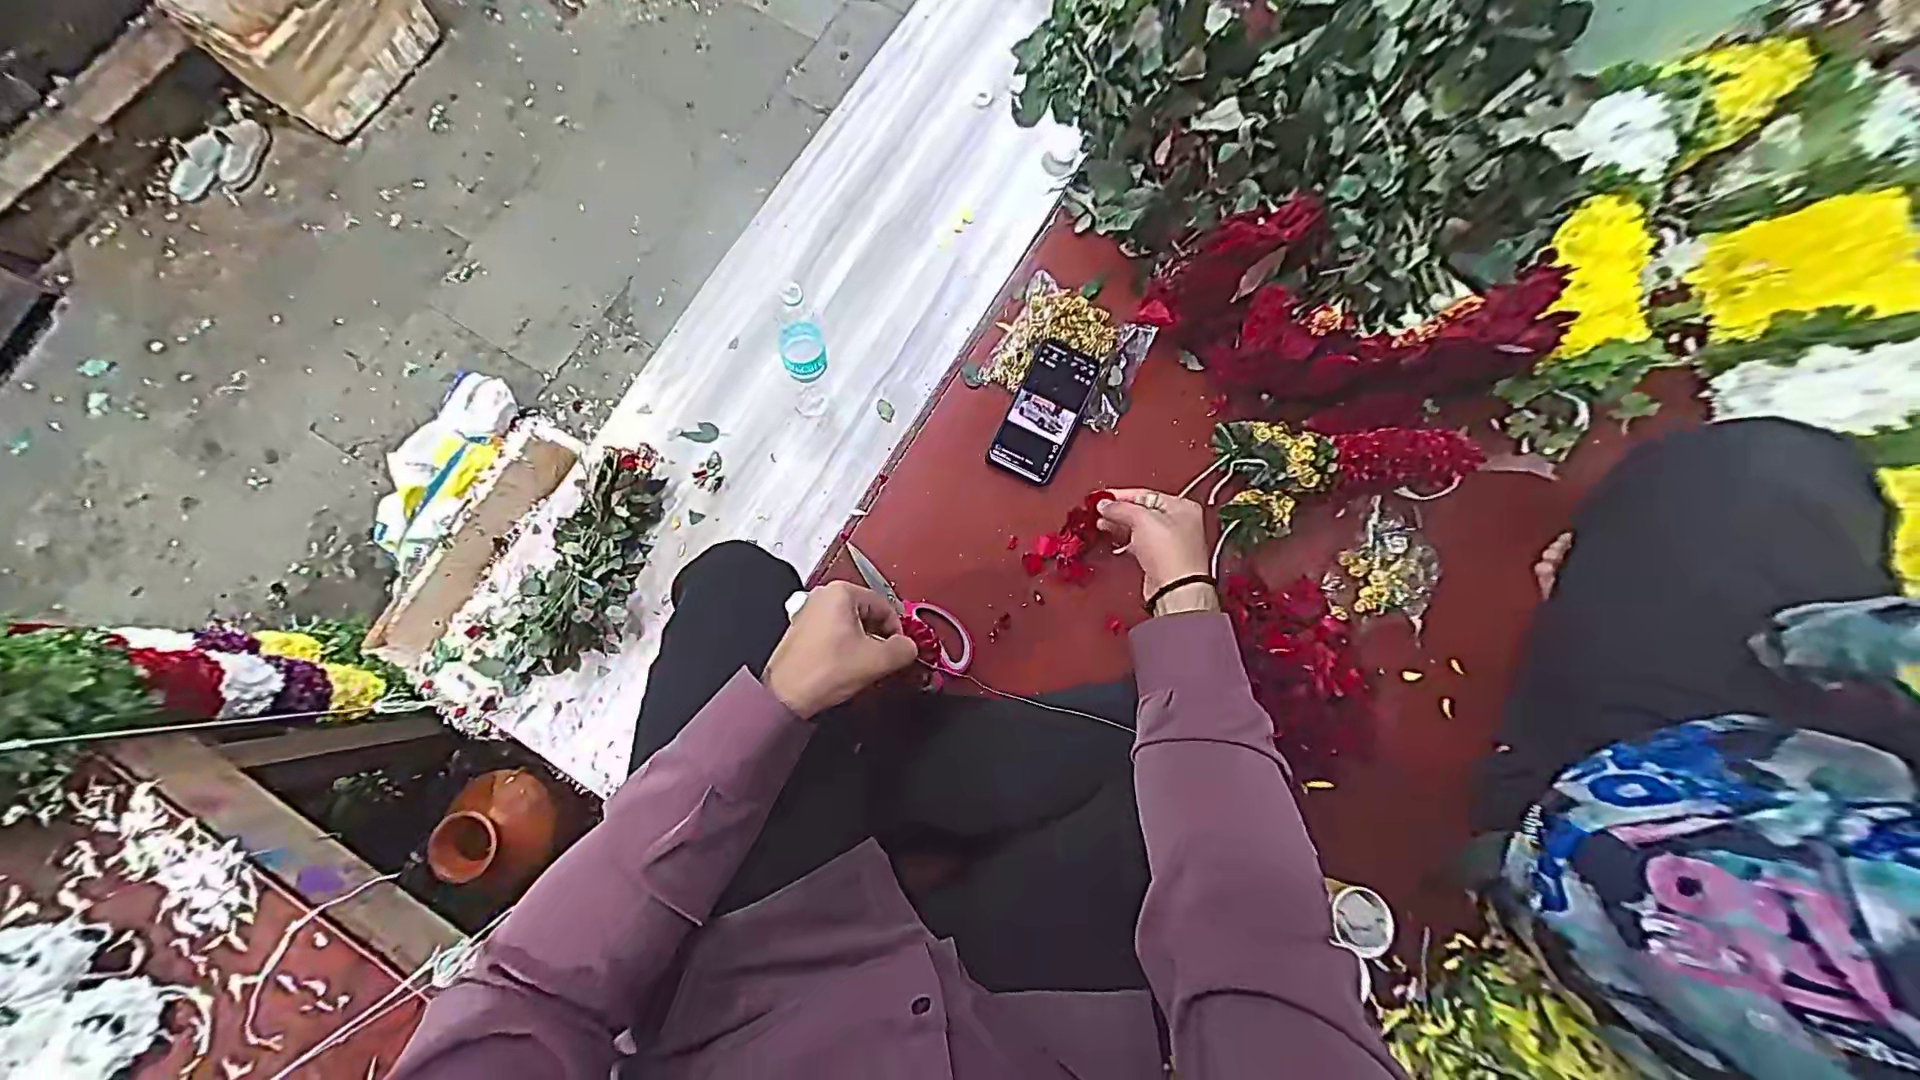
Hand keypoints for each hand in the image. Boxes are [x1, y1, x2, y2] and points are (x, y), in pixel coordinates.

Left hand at [763, 581, 919, 718]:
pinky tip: (844, 667)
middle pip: (868, 614)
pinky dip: (845, 647)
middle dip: (879, 638)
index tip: (899, 650)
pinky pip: (835, 632)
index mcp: (841, 592)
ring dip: (863, 644)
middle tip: (882, 659)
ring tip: (862, 666)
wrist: (785, 695)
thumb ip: (903, 649)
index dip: (897, 631)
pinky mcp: (802, 629)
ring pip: (852, 624)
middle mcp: (823, 596)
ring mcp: (810, 612)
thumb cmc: (823, 672)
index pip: (885, 607)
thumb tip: (909, 647)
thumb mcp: (877, 660)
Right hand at [1096, 488, 1219, 614]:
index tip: (1104, 498)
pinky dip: (1125, 541)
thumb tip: (1106, 504)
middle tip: (1100, 511)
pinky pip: (1139, 544)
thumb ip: (1121, 508)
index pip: (1146, 495)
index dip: (1122, 496)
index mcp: (1182, 507)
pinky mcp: (1160, 559)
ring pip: (1139, 528)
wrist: (1175, 589)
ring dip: (1119, 525)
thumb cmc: (1170, 554)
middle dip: (1119, 511)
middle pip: (1142, 511)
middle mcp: (1179, 523)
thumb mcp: (1143, 520)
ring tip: (1102, 524)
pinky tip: (1113, 539)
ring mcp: (1169, 542)